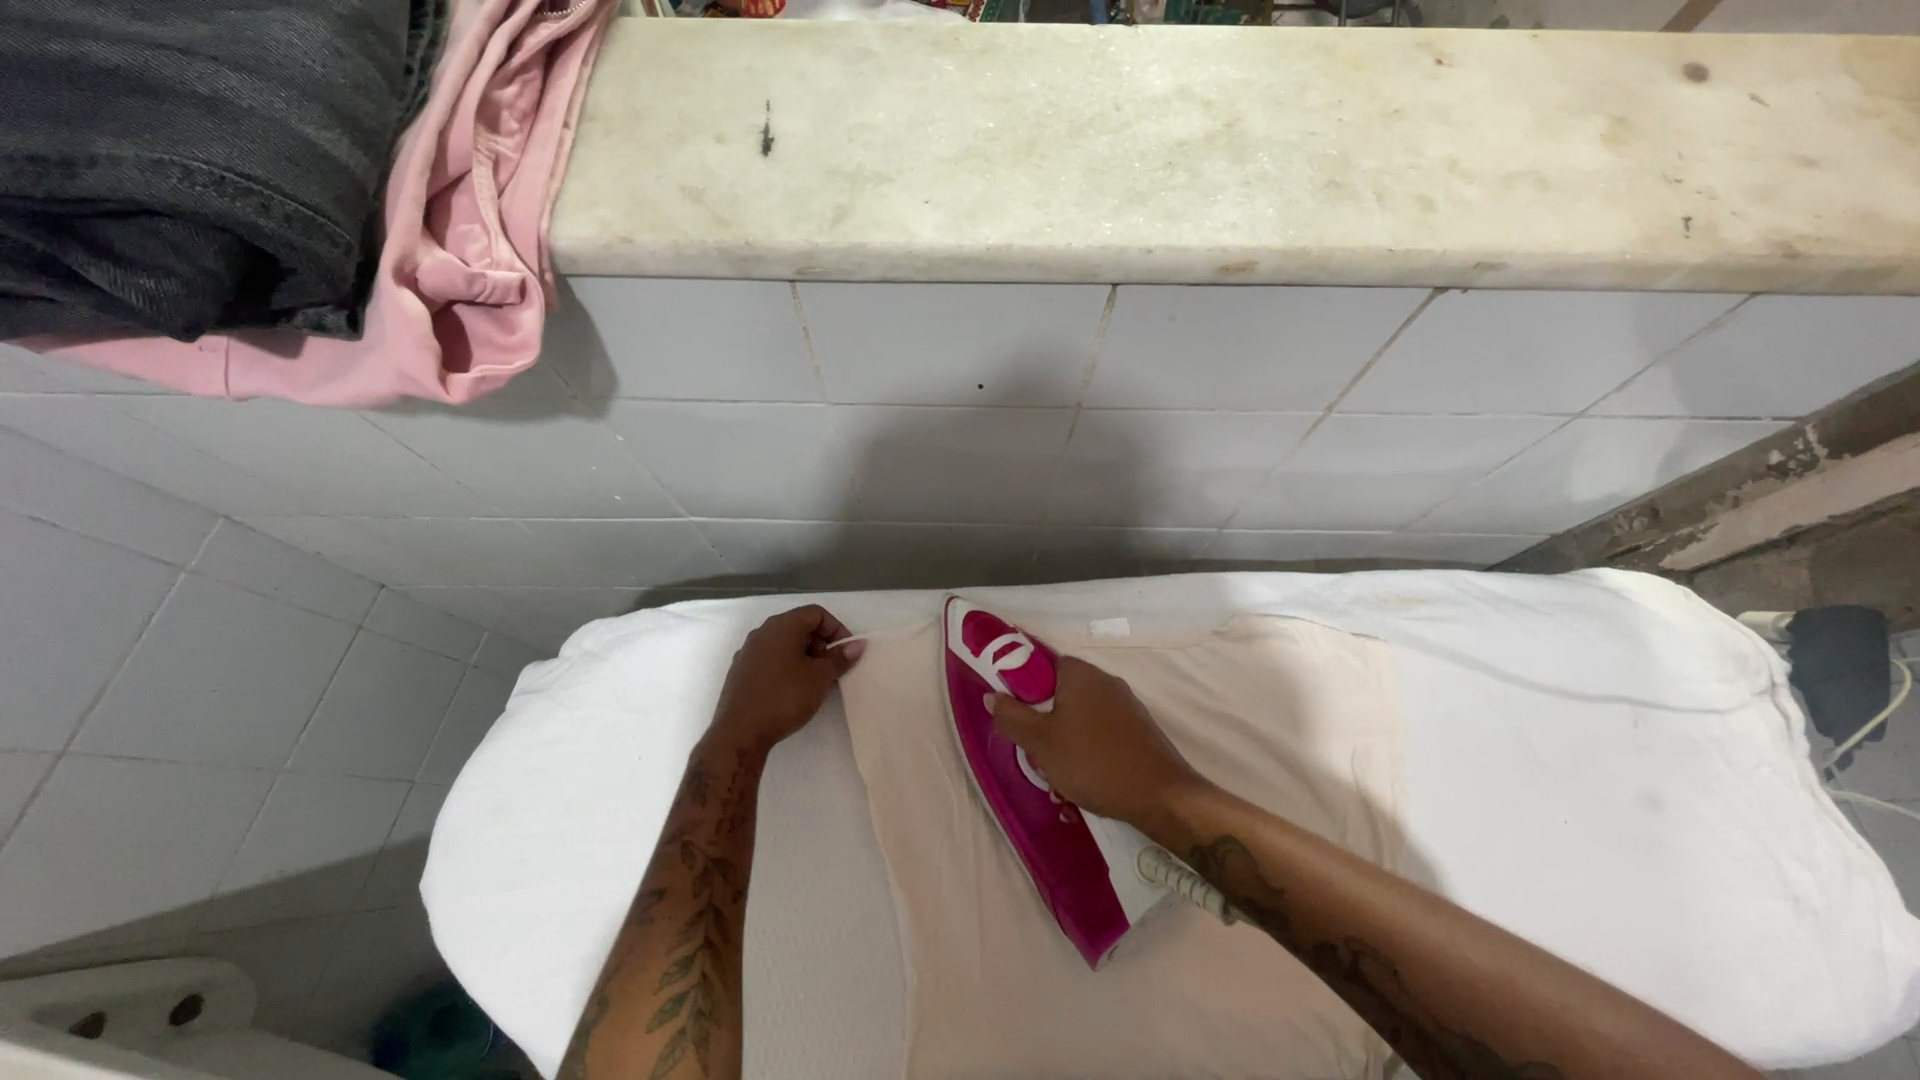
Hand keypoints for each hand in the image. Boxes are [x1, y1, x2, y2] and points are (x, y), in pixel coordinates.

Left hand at [710, 605, 864, 752]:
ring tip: (817, 683)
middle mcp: (762, 632)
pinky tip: (794, 691)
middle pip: (800, 627)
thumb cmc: (784, 697)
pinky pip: (771, 660)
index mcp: (782, 626)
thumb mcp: (820, 677)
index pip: (816, 613)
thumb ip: (840, 658)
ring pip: (785, 645)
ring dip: (806, 658)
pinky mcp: (741, 672)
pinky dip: (788, 668)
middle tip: (833, 669)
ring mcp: (748, 652)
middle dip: (822, 645)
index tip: (846, 653)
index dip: (837, 629)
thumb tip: (857, 644)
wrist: (740, 732)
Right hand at [989, 655, 1210, 830]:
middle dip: (1044, 725)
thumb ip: (1012, 716)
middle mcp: (1105, 681)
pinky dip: (1089, 754)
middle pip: (1059, 695)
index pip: (1040, 666)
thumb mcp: (1040, 742)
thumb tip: (993, 695)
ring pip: (1079, 720)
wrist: (1160, 795)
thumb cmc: (1093, 762)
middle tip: (1037, 754)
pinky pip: (1101, 736)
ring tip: (1060, 778)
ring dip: (1064, 745)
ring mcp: (1126, 706)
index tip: (1017, 719)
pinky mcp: (1138, 731)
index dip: (1023, 690)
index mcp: (1079, 674)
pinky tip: (1086, 783)